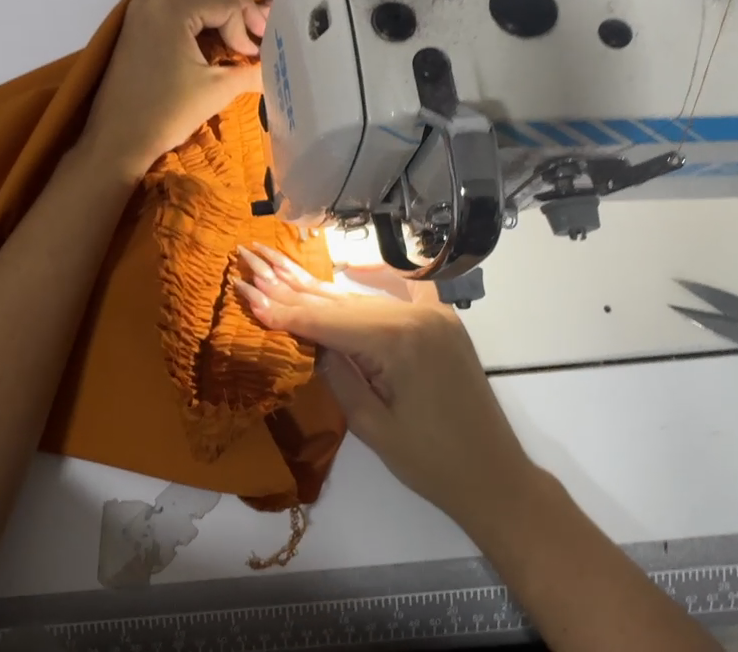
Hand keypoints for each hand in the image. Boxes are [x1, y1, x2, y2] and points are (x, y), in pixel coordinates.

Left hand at [77, 0, 266, 177]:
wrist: (117, 139)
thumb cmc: (167, 113)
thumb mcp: (217, 89)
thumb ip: (250, 70)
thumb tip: (274, 66)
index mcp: (172, 8)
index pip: (225, 4)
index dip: (246, 28)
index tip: (255, 55)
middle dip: (237, 6)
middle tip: (258, 31)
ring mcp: (140, 10)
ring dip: (219, 7)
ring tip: (241, 31)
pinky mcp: (135, 25)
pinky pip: (174, 6)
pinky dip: (198, 15)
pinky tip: (216, 34)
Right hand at [236, 246, 536, 529]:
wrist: (496, 478)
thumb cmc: (430, 463)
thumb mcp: (370, 425)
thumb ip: (335, 373)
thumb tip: (305, 336)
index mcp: (397, 342)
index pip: (325, 321)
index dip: (281, 309)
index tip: (242, 287)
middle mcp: (415, 316)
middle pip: (340, 302)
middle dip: (291, 286)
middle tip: (249, 260)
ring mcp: (432, 315)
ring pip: (362, 299)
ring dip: (319, 289)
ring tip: (276, 266)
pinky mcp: (441, 323)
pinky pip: (396, 296)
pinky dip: (366, 285)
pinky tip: (345, 267)